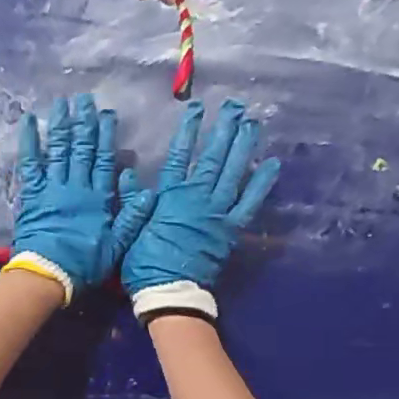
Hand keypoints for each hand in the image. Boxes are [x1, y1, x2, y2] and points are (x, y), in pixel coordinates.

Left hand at [7, 93, 156, 303]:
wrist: (49, 274)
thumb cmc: (84, 264)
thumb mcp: (117, 246)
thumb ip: (133, 219)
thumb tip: (150, 192)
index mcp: (99, 198)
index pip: (104, 160)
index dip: (106, 136)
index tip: (108, 115)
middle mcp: (77, 187)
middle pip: (82, 148)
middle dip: (84, 123)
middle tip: (84, 99)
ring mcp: (53, 188)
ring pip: (59, 149)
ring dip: (62, 125)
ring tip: (63, 103)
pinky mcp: (33, 195)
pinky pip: (31, 163)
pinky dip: (30, 141)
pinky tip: (30, 121)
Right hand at [121, 98, 281, 321]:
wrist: (169, 292)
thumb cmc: (144, 264)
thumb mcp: (130, 232)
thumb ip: (132, 202)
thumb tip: (127, 174)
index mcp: (169, 198)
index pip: (179, 157)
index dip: (188, 132)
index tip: (197, 109)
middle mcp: (196, 198)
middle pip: (212, 158)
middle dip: (224, 130)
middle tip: (235, 106)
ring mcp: (217, 212)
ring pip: (233, 172)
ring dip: (243, 146)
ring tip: (253, 123)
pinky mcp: (231, 229)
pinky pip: (250, 202)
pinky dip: (261, 183)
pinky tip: (270, 163)